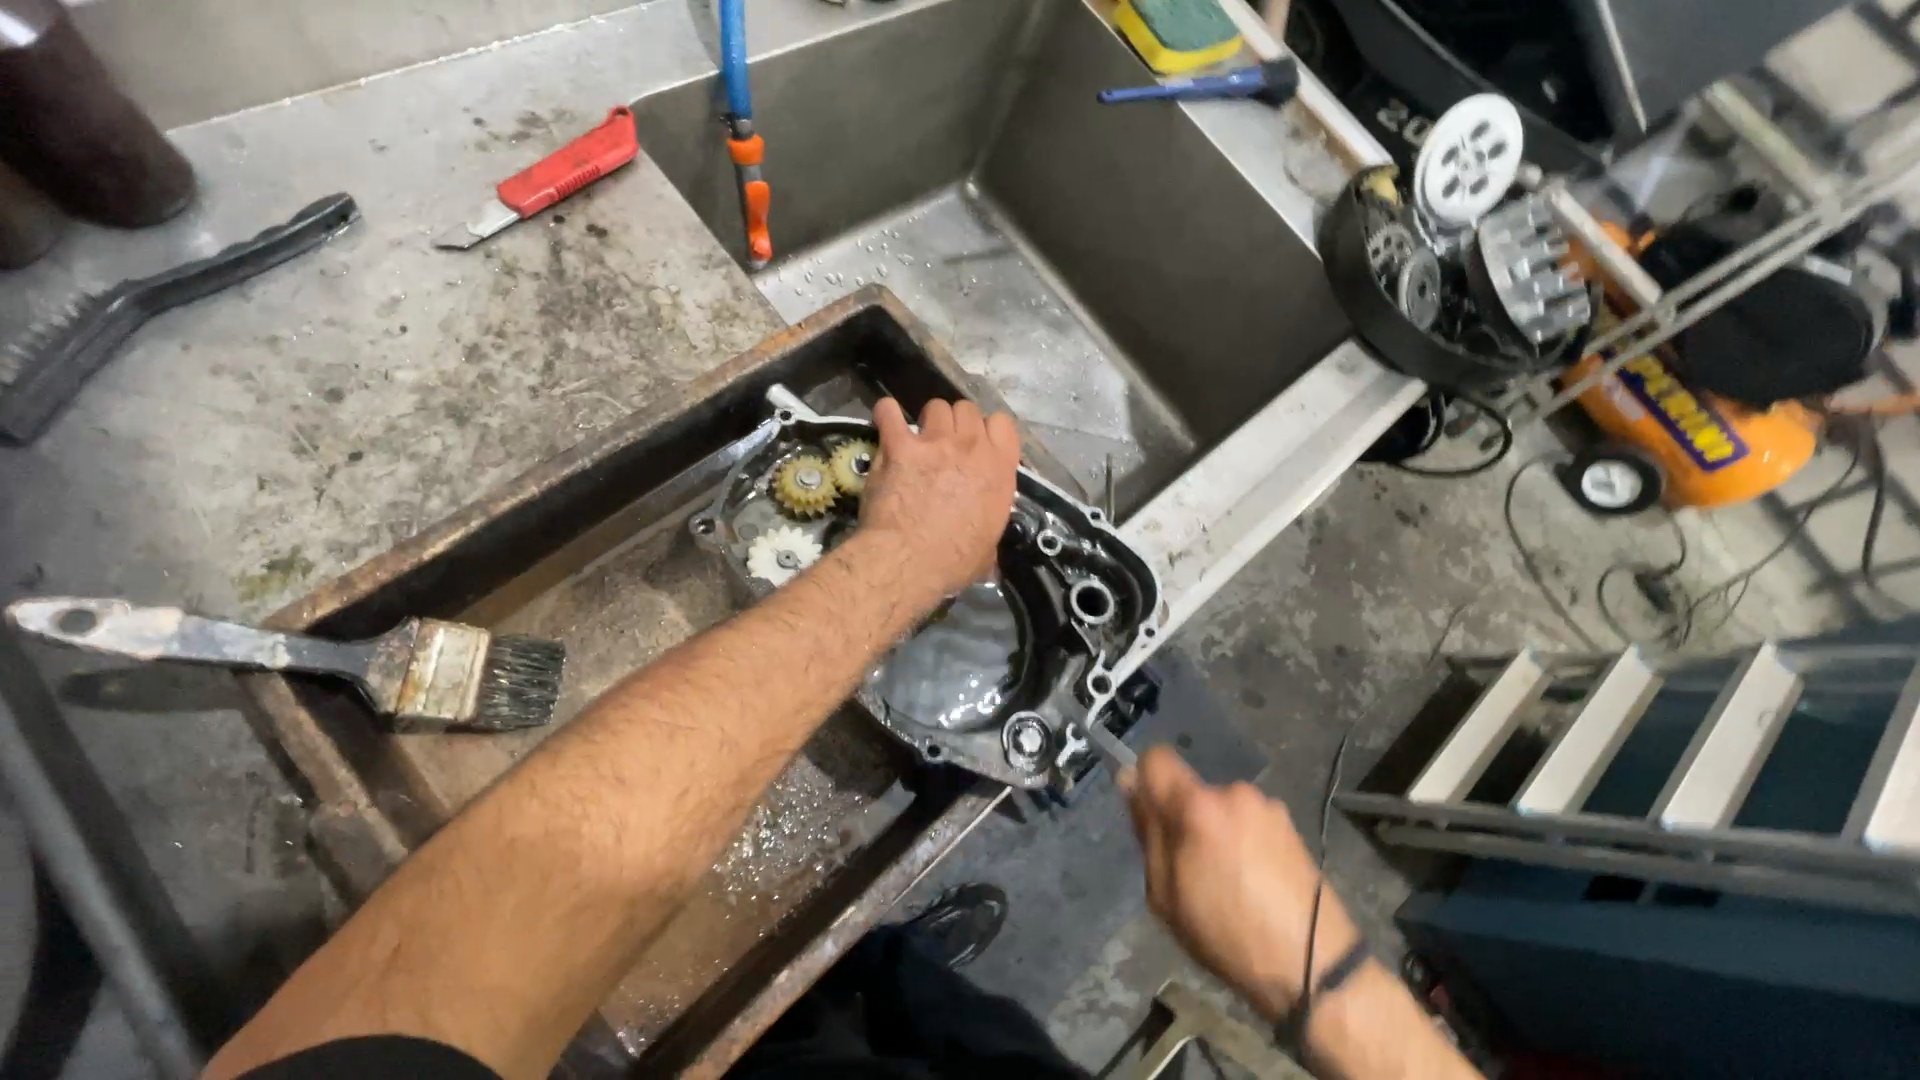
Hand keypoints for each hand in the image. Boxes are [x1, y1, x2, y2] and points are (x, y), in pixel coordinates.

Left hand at [860, 397, 1019, 600]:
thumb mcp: (988, 547)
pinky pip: (890, 413)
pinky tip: (885, 422)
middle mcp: (971, 447)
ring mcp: (934, 442)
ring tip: (917, 438)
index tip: (976, 446)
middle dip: (957, 423)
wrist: (910, 560)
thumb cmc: (954, 561)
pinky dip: (886, 415)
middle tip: (945, 444)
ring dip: (928, 420)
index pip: (1001, 424)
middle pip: (967, 409)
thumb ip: (987, 527)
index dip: (987, 431)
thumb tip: (985, 549)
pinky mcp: (899, 445)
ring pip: (936, 407)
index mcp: (999, 469)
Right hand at [1125, 747, 1361, 1022]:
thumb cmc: (1226, 935)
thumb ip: (1147, 831)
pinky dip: (1244, 841)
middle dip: (1184, 818)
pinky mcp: (1291, 825)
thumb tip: (1131, 782)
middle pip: (1190, 791)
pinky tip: (1256, 882)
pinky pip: (1249, 821)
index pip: (1156, 758)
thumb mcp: (1164, 894)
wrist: (1313, 965)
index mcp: (1197, 806)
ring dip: (1217, 831)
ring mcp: (1267, 806)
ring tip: (1230, 881)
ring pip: (1221, 808)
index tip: (1149, 815)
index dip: (1145, 780)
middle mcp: (1233, 793)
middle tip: (1191, 868)